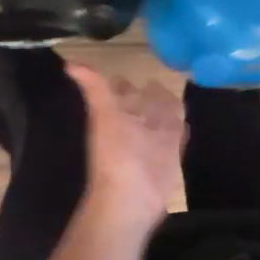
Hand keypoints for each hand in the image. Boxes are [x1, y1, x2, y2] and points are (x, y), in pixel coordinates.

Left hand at [67, 64, 183, 228]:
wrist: (133, 196)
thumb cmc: (117, 154)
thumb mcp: (104, 114)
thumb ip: (95, 89)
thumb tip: (70, 64)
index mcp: (117, 116)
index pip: (120, 93)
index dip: (122, 83)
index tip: (128, 69)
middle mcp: (135, 127)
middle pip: (143, 106)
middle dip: (150, 95)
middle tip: (162, 77)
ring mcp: (155, 142)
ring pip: (162, 120)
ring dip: (169, 109)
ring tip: (179, 94)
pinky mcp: (172, 156)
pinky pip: (178, 138)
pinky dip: (182, 130)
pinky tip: (189, 120)